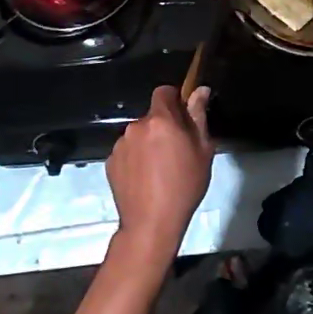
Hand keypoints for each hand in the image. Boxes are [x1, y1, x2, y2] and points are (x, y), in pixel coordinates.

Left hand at [106, 86, 213, 266]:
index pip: (164, 92)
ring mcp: (120, 144)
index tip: (183, 116)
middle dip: (163, 127)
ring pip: (138, 135)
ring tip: (159, 169)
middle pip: (152, 116)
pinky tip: (145, 178)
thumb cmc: (184, 186)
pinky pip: (127, 152)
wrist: (151, 223)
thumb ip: (199, 116)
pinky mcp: (110, 162)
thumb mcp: (203, 151)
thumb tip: (200, 90)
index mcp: (161, 120)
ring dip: (148, 143)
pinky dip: (135, 159)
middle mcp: (136, 126)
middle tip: (176, 150)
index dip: (174, 99)